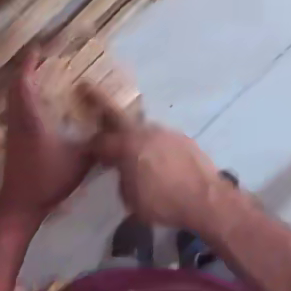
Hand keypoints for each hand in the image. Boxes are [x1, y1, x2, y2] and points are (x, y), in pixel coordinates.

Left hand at [0, 49, 92, 223]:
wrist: (21, 204)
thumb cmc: (49, 179)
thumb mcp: (80, 160)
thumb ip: (98, 143)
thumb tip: (117, 131)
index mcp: (31, 120)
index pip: (25, 84)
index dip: (29, 65)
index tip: (38, 49)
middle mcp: (18, 121)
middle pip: (15, 88)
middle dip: (27, 71)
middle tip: (42, 61)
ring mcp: (13, 132)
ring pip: (14, 100)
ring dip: (25, 86)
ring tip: (42, 78)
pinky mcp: (13, 143)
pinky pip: (17, 111)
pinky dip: (26, 100)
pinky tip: (42, 107)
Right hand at [84, 86, 230, 232]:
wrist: (206, 200)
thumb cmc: (163, 203)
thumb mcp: (131, 198)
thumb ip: (123, 178)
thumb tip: (124, 171)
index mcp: (127, 145)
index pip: (100, 141)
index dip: (90, 145)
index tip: (85, 148)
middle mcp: (146, 132)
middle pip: (118, 116)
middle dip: (100, 101)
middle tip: (87, 87)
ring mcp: (167, 133)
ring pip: (144, 131)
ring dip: (136, 137)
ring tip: (136, 152)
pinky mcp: (185, 140)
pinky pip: (163, 141)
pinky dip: (157, 147)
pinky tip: (161, 161)